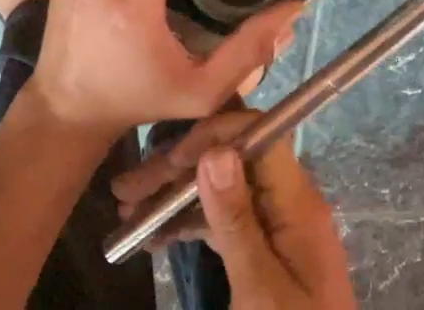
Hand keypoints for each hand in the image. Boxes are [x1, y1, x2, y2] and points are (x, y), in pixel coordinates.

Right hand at [112, 109, 355, 309]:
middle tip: (126, 189)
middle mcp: (288, 202)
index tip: (173, 159)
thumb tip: (214, 152)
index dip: (214, 134)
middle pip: (230, 162)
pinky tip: (153, 236)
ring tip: (126, 211)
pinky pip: (222, 220)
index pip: (259, 135)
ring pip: (219, 191)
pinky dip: (187, 223)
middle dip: (177, 170)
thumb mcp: (260, 288)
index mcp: (298, 202)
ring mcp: (275, 225)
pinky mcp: (264, 248)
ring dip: (172, 198)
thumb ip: (236, 221)